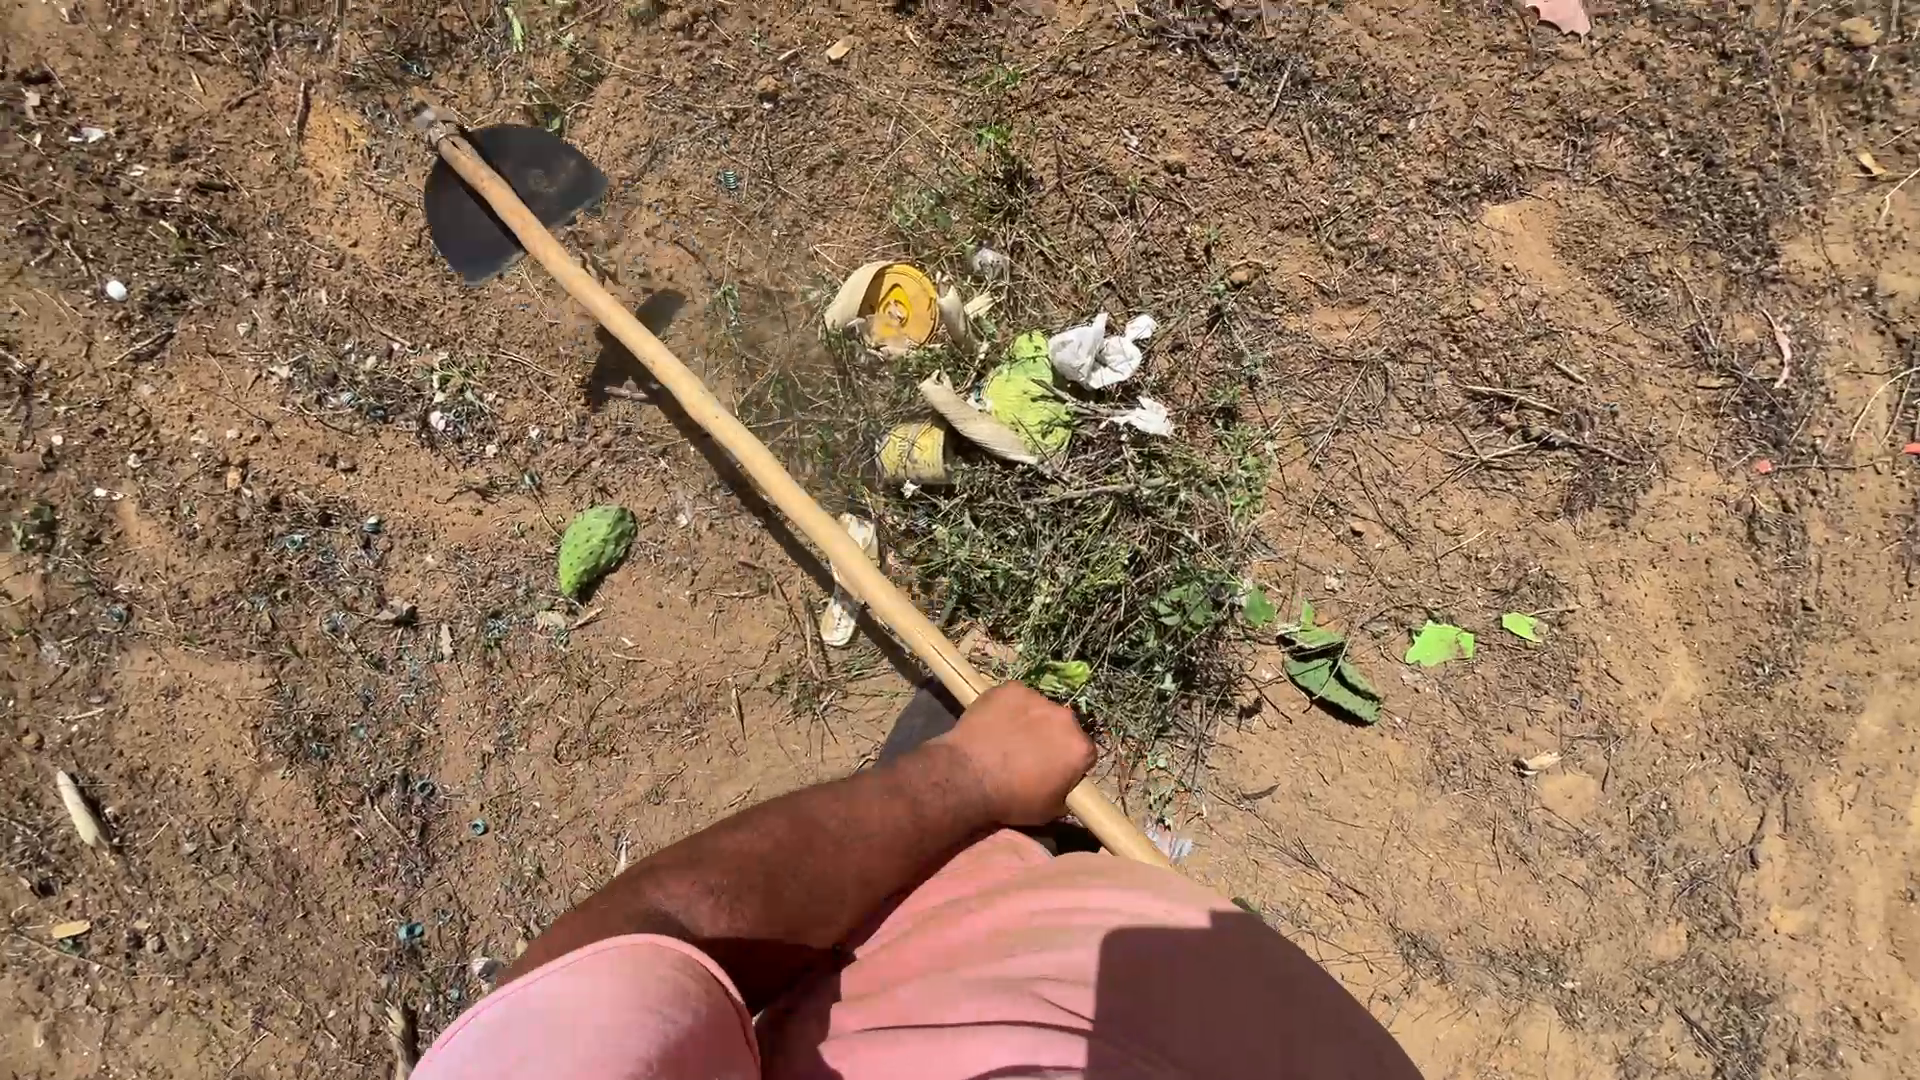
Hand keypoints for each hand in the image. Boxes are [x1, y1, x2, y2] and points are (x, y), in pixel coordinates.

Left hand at [933, 683, 1094, 825]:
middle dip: (1051, 737)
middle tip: (1027, 753)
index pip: (1084, 752)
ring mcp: (1037, 698)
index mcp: (1079, 747)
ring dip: (1029, 721)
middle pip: (1063, 726)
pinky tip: (994, 724)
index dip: (1069, 762)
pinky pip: (1015, 697)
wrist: (968, 776)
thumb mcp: (1050, 810)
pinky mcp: (1011, 688)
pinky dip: (1008, 708)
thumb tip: (1065, 784)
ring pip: (1038, 709)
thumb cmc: (1012, 799)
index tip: (1053, 769)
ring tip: (1006, 738)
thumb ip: (1065, 791)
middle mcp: (1065, 717)